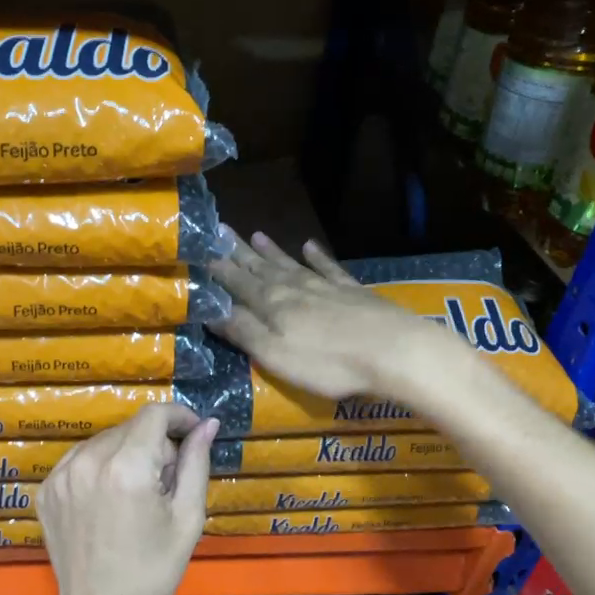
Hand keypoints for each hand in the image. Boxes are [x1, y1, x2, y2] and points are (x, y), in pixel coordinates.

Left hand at [35, 403, 219, 594]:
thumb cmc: (153, 571)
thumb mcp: (187, 518)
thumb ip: (196, 463)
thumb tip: (207, 425)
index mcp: (128, 468)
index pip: (154, 415)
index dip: (179, 416)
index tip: (193, 432)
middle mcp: (89, 462)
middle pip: (130, 428)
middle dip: (155, 444)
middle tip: (168, 482)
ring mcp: (61, 475)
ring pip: (103, 442)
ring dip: (126, 454)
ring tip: (136, 496)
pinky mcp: (46, 490)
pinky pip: (79, 461)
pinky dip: (99, 469)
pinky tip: (109, 503)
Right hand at [207, 229, 448, 399]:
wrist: (393, 351)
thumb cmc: (326, 362)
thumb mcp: (273, 354)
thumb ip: (242, 330)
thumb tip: (209, 309)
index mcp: (271, 304)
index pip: (237, 283)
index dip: (219, 269)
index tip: (201, 252)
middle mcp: (294, 287)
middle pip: (261, 268)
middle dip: (239, 252)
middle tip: (221, 232)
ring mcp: (326, 287)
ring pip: (291, 264)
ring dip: (271, 251)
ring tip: (254, 235)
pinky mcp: (353, 292)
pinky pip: (329, 268)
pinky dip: (317, 257)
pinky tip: (310, 246)